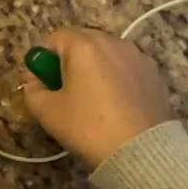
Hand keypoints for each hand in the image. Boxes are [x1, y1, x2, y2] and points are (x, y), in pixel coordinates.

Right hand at [23, 27, 174, 167]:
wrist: (139, 150)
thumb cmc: (87, 126)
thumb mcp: (47, 112)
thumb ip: (32, 90)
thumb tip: (35, 81)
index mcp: (84, 46)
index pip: (56, 38)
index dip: (46, 59)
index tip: (46, 83)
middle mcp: (113, 42)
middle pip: (84, 41)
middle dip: (71, 61)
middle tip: (68, 92)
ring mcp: (138, 56)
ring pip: (107, 54)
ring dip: (96, 68)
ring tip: (95, 99)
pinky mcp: (155, 73)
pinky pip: (127, 67)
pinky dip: (117, 78)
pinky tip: (117, 105)